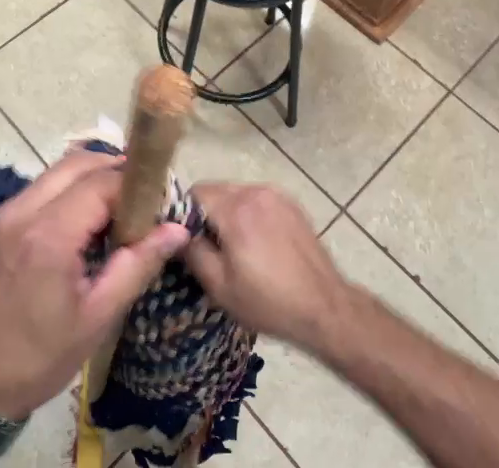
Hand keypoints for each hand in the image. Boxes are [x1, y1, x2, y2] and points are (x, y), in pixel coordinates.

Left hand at [0, 151, 188, 419]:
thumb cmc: (39, 357)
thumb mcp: (98, 317)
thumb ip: (138, 265)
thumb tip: (177, 230)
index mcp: (49, 235)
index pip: (103, 182)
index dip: (138, 187)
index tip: (163, 204)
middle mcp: (23, 211)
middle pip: (78, 163)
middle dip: (117, 172)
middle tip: (147, 200)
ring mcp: (6, 215)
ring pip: (58, 171)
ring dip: (93, 178)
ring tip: (123, 211)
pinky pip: (42, 189)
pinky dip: (71, 191)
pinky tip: (90, 222)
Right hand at [181, 183, 356, 353]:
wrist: (323, 307)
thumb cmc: (267, 302)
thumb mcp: (219, 286)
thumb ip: (192, 251)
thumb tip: (176, 232)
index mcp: (236, 209)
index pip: (194, 193)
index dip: (183, 215)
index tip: (185, 241)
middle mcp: (256, 192)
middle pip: (215, 190)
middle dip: (205, 214)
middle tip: (208, 248)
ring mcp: (277, 195)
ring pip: (236, 194)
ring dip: (227, 213)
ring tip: (233, 248)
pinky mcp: (292, 204)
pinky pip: (257, 199)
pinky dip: (248, 214)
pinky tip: (256, 244)